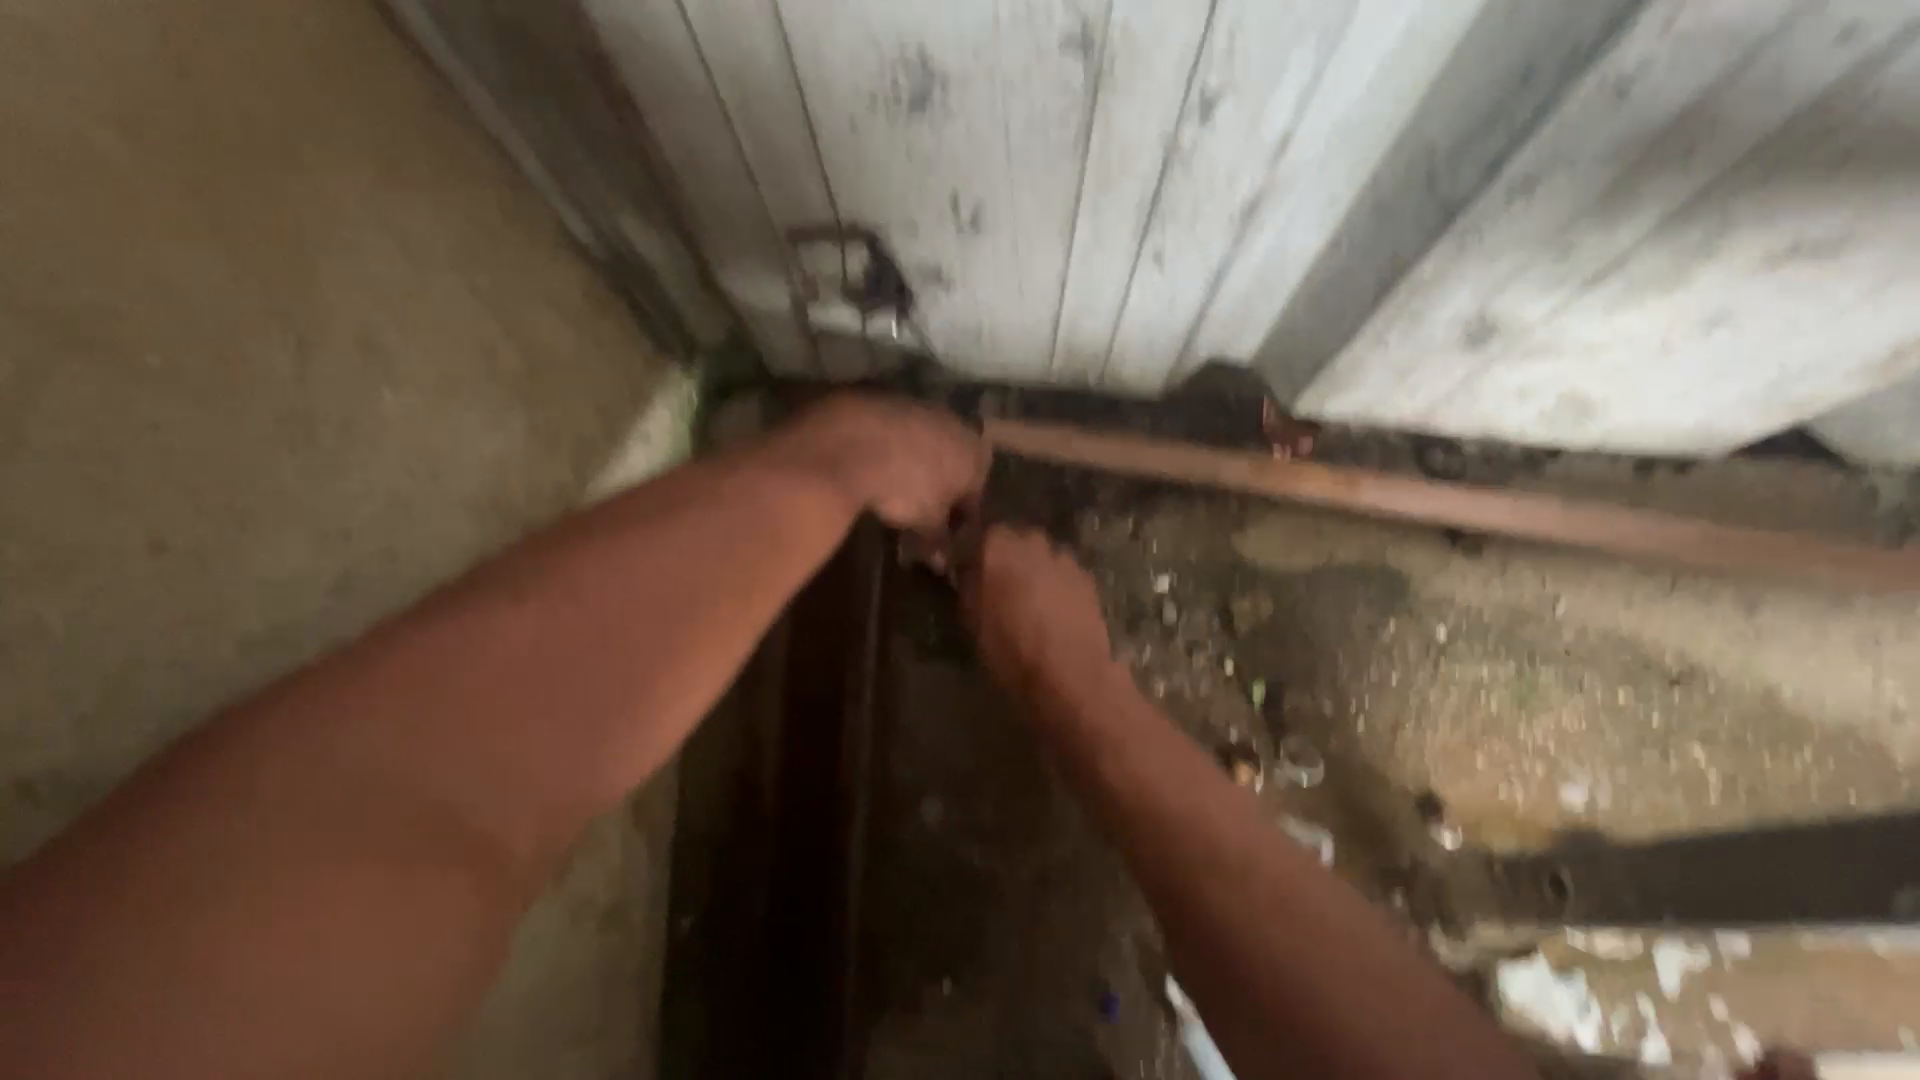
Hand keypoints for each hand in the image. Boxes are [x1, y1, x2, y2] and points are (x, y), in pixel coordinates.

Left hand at [775, 394, 987, 534]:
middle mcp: (956, 424)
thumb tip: (942, 562)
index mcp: (977, 453)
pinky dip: (888, 451)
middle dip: (939, 488)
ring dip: (914, 467)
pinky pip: (895, 435)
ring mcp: (920, 408)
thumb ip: (938, 541)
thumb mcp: (926, 522)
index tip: (945, 534)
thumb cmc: (907, 487)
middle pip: (952, 463)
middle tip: (920, 514)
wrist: (854, 442)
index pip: (976, 492)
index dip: (961, 517)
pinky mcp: (885, 401)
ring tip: (893, 493)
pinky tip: (872, 469)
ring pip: (924, 445)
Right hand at [962, 526, 1114, 691]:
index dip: (975, 555)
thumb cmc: (1008, 647)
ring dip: (1034, 572)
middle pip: (1014, 542)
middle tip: (999, 588)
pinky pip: (1062, 574)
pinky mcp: (1087, 577)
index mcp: (996, 545)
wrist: (1068, 671)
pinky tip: (1053, 611)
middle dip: (1006, 560)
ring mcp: (1063, 557)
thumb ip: (968, 584)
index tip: (970, 574)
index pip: (979, 536)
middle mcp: (1031, 540)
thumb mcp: (971, 618)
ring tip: (1029, 602)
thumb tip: (967, 569)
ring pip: (1041, 558)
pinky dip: (1056, 586)